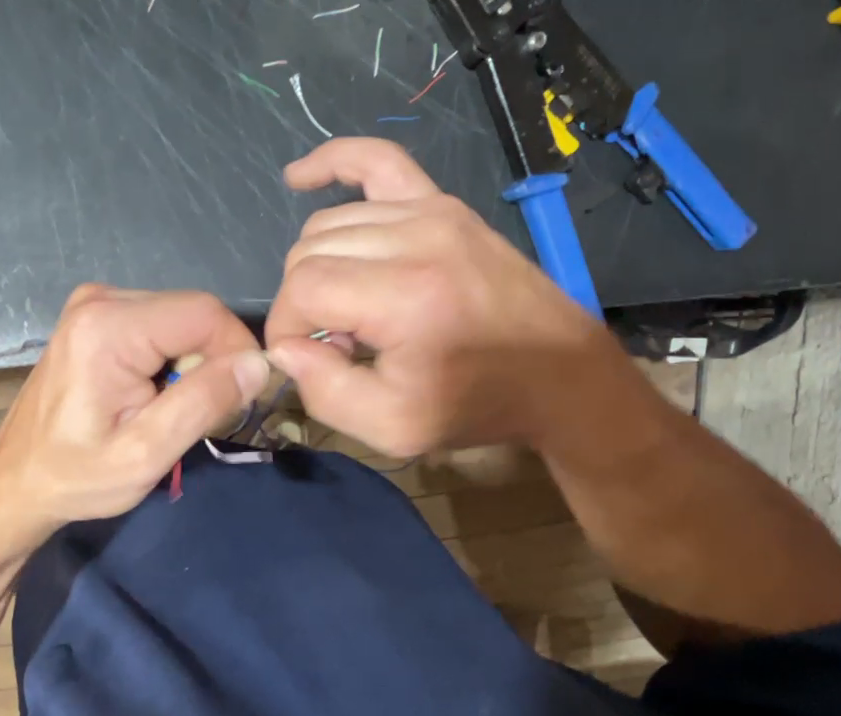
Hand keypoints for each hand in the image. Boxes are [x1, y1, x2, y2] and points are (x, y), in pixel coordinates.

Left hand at [0, 285, 269, 551]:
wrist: (17, 483)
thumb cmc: (77, 478)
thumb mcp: (146, 453)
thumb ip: (203, 403)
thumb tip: (258, 364)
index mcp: (108, 327)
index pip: (207, 313)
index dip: (237, 352)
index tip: (241, 399)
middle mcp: (99, 299)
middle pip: (192, 313)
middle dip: (212, 361)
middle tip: (201, 415)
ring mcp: (93, 304)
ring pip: (178, 320)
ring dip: (190, 364)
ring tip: (169, 412)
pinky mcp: (92, 318)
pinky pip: (155, 327)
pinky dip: (167, 360)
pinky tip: (149, 398)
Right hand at [265, 138, 618, 456]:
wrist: (556, 375)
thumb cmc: (474, 405)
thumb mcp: (391, 428)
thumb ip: (323, 391)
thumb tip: (284, 348)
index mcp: (405, 296)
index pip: (302, 289)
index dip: (286, 329)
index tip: (306, 362)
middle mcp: (417, 239)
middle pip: (310, 252)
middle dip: (302, 305)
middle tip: (335, 347)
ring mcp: (433, 211)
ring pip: (330, 223)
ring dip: (318, 268)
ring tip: (348, 312)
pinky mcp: (445, 204)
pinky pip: (379, 162)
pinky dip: (335, 162)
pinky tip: (299, 176)